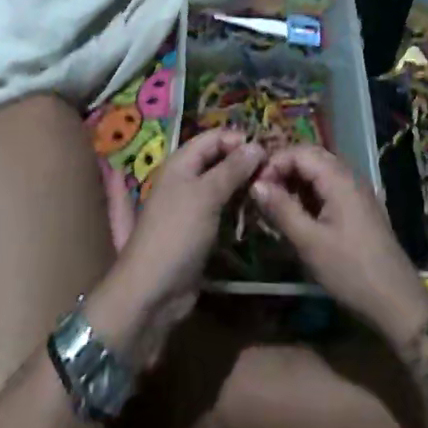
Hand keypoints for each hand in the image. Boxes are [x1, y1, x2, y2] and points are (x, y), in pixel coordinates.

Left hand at [91, 130, 263, 361]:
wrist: (152, 290)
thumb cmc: (177, 233)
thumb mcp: (206, 196)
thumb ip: (231, 169)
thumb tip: (257, 145)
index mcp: (181, 163)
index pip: (213, 138)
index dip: (238, 140)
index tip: (268, 152)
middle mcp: (185, 179)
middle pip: (218, 159)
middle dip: (244, 162)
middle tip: (274, 172)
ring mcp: (191, 206)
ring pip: (222, 186)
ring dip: (243, 186)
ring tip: (270, 190)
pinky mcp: (198, 230)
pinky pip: (221, 209)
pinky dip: (238, 207)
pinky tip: (256, 212)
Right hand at [251, 145, 427, 335]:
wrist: (396, 301)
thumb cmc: (350, 270)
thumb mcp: (308, 242)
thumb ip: (281, 209)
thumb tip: (255, 184)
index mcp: (338, 178)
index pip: (299, 152)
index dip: (274, 163)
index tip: (254, 186)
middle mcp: (349, 176)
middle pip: (310, 157)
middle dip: (283, 169)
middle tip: (261, 192)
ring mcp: (357, 192)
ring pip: (320, 173)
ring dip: (295, 182)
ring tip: (274, 204)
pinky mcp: (359, 208)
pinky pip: (329, 188)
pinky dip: (309, 194)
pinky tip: (297, 215)